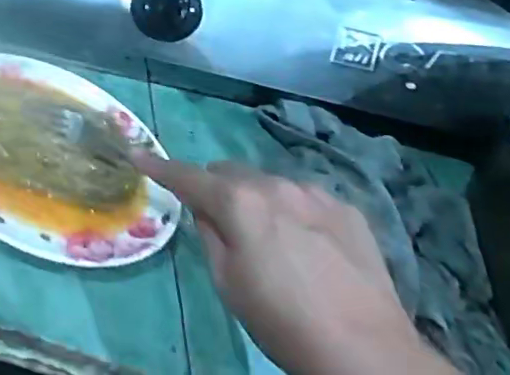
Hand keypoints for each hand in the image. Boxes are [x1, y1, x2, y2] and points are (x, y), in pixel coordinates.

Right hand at [134, 155, 453, 374]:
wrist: (372, 357)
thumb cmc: (285, 324)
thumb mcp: (228, 285)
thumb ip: (210, 236)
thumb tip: (206, 211)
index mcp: (237, 201)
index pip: (186, 176)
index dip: (159, 166)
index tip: (137, 154)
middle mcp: (272, 184)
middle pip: (229, 172)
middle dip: (217, 189)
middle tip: (222, 223)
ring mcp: (313, 193)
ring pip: (268, 182)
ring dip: (258, 199)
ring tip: (273, 240)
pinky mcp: (346, 209)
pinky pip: (305, 198)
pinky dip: (295, 211)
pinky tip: (309, 246)